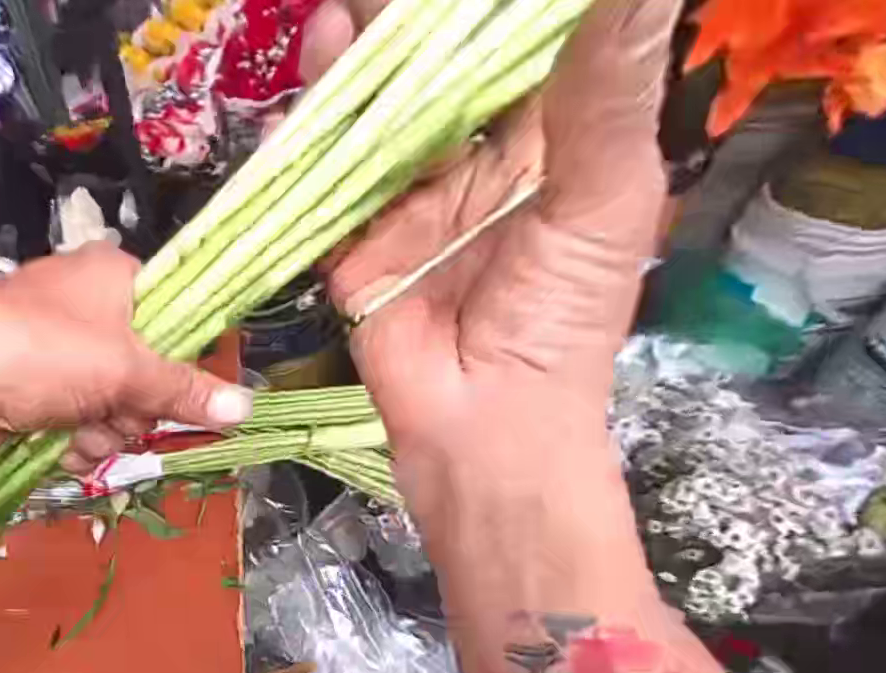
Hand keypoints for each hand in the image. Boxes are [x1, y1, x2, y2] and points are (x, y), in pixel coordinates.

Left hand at [0, 242, 254, 472]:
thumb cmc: (42, 353)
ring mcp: (59, 349)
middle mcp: (89, 308)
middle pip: (145, 371)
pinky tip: (60, 448)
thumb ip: (183, 390)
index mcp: (118, 278)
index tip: (178, 395)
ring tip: (79, 436)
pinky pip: (78, 419)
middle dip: (132, 410)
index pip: (178, 316)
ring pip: (112, 404)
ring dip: (102, 433)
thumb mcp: (123, 369)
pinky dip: (73, 440)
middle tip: (117, 418)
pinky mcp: (35, 386)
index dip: (182, 362)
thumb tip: (247, 407)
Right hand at [304, 0, 673, 532]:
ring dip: (342, 89)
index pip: (507, 57)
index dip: (479, 17)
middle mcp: (464, 173)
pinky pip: (322, 205)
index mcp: (540, 147)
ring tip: (324, 30)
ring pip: (366, 139)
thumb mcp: (601, 201)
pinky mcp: (351, 259)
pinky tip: (284, 129)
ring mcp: (401, 217)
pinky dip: (298, 169)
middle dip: (394, 41)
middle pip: (423, 90)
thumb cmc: (561, 319)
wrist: (483, 420)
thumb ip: (599, 100)